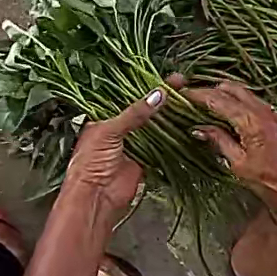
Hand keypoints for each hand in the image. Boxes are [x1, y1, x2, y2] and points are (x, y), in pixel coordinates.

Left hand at [61, 82, 170, 228]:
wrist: (95, 198)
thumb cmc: (89, 163)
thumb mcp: (109, 131)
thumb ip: (134, 113)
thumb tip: (158, 94)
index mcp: (103, 116)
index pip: (127, 95)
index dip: (145, 85)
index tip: (166, 77)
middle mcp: (118, 127)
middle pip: (143, 108)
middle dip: (160, 98)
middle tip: (181, 85)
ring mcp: (132, 142)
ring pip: (153, 124)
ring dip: (168, 114)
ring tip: (186, 99)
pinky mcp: (144, 157)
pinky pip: (160, 142)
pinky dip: (171, 134)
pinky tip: (183, 122)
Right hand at [184, 80, 276, 216]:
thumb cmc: (271, 182)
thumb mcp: (240, 164)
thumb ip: (219, 141)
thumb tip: (199, 128)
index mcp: (250, 120)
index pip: (219, 100)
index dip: (199, 95)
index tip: (182, 94)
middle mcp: (262, 110)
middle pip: (232, 89)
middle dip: (212, 89)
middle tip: (194, 96)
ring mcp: (273, 113)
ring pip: (245, 93)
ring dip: (226, 94)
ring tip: (208, 103)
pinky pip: (254, 102)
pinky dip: (239, 102)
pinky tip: (229, 112)